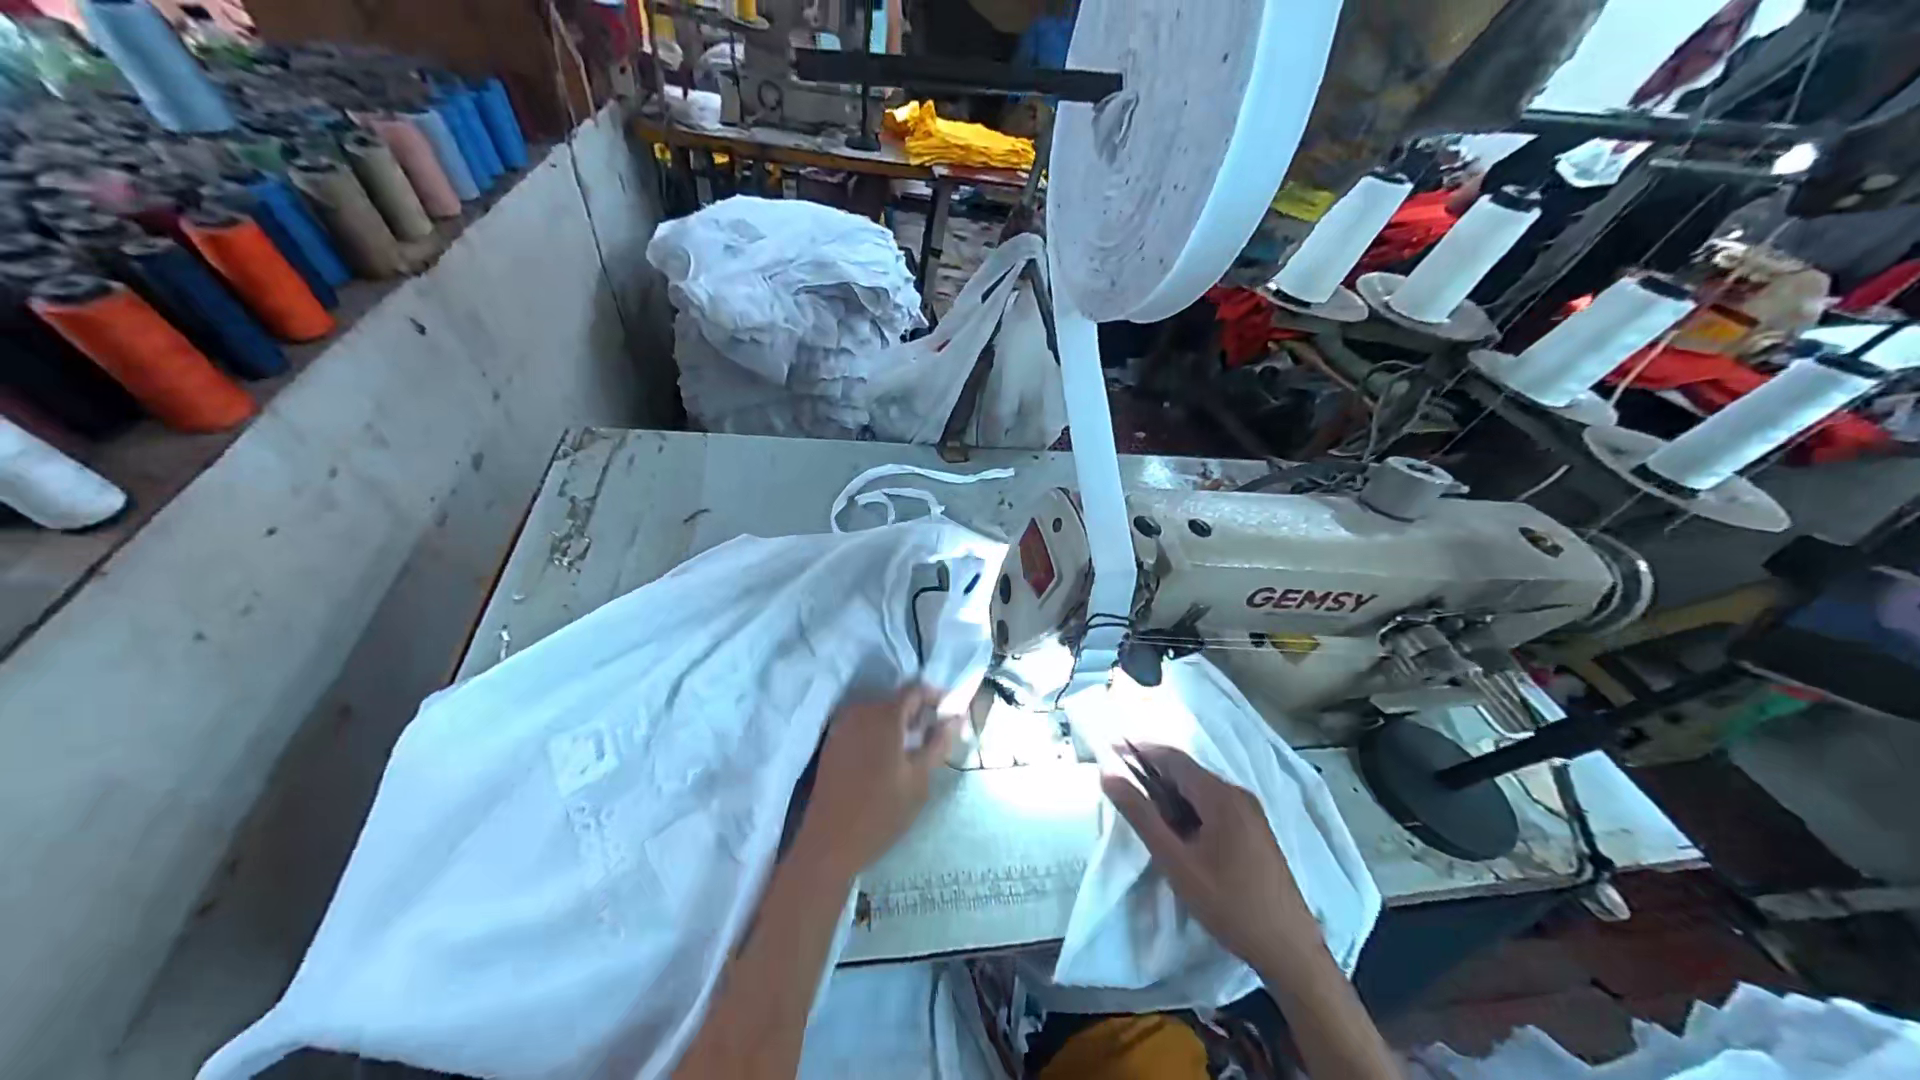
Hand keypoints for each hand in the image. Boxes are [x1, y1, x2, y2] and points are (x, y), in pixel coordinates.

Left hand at [796, 685, 960, 879]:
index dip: (937, 696)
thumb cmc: (881, 812)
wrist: (830, 842)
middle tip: (938, 733)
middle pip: (896, 699)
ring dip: (899, 721)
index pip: (915, 689)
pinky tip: (890, 755)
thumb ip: (939, 743)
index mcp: (884, 715)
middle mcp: (860, 712)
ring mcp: (842, 726)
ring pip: (879, 711)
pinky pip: (863, 724)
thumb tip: (956, 717)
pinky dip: (880, 731)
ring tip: (916, 746)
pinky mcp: (832, 742)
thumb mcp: (919, 779)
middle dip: (918, 710)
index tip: (953, 712)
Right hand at [1100, 745, 1323, 975]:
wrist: (1289, 950)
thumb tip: (1109, 774)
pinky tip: (1176, 833)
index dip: (1138, 750)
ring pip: (1199, 791)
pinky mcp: (1254, 831)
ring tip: (1143, 813)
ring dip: (1169, 795)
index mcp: (1221, 795)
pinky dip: (1188, 809)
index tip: (1109, 748)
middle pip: (1186, 772)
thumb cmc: (1227, 904)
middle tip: (1120, 788)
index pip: (1172, 757)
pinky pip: (1214, 806)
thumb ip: (1141, 815)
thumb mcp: (1175, 861)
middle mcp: (1238, 794)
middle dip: (1152, 774)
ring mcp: (1250, 812)